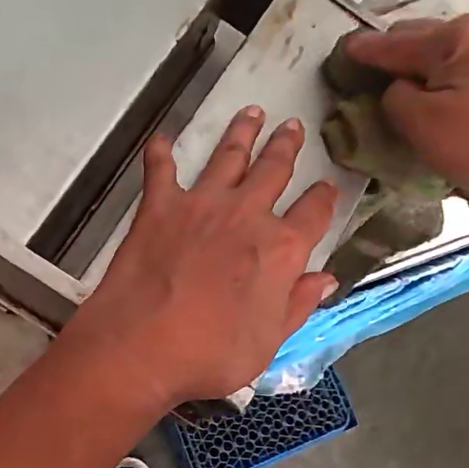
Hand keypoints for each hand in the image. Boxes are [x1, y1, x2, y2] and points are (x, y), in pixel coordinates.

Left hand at [60, 107, 340, 409]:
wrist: (141, 347)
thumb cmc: (211, 354)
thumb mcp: (270, 341)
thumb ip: (298, 304)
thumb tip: (325, 279)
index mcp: (281, 249)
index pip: (314, 213)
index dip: (324, 198)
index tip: (327, 187)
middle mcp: (246, 216)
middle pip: (274, 171)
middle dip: (286, 146)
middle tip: (292, 126)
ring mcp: (201, 206)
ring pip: (228, 157)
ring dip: (241, 133)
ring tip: (251, 112)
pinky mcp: (159, 207)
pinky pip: (161, 170)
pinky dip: (162, 153)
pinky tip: (163, 139)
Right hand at [343, 14, 468, 207]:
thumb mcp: (422, 123)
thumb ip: (394, 97)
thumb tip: (396, 87)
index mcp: (454, 34)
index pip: (392, 41)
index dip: (361, 51)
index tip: (338, 55)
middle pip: (419, 38)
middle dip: (390, 57)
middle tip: (365, 81)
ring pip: (441, 54)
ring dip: (417, 69)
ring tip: (396, 94)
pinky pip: (462, 67)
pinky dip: (440, 80)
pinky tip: (433, 98)